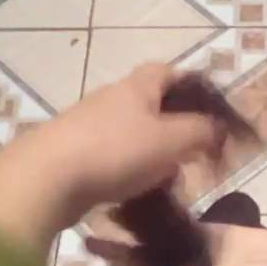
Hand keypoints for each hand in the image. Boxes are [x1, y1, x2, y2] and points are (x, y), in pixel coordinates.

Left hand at [0, 65, 231, 255]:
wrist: (50, 178)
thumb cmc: (116, 152)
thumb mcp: (170, 141)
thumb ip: (200, 132)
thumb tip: (216, 129)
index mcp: (137, 87)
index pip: (168, 72)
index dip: (191, 87)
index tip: (207, 114)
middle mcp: (112, 99)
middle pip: (152, 107)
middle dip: (173, 132)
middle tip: (189, 159)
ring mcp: (91, 126)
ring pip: (133, 137)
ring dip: (152, 158)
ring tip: (163, 184)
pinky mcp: (76, 153)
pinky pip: (114, 159)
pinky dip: (129, 173)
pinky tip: (133, 193)